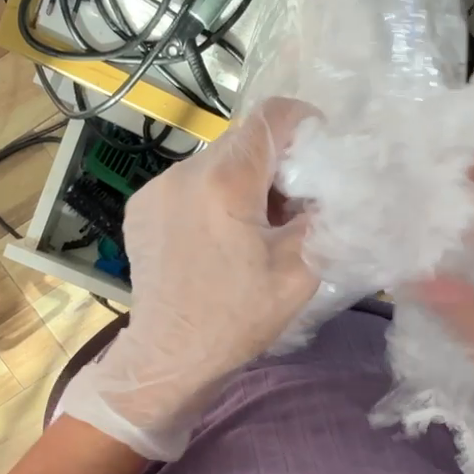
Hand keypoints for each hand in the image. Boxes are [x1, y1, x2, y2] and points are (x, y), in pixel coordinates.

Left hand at [57, 99, 319, 459]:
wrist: (169, 357)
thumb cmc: (237, 319)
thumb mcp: (299, 271)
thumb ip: (322, 218)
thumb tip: (333, 188)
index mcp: (226, 181)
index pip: (273, 115)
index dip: (305, 125)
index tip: (318, 158)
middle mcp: (185, 172)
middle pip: (242, 139)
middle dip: (275, 163)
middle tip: (291, 207)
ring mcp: (156, 188)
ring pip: (214, 162)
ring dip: (242, 182)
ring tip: (252, 230)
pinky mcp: (140, 208)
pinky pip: (188, 184)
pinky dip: (210, 198)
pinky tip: (216, 239)